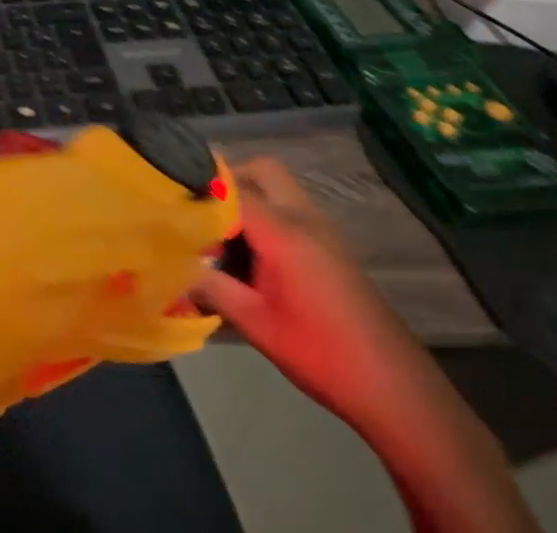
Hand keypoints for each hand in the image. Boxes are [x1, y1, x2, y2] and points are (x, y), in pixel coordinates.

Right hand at [191, 157, 438, 431]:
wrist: (393, 386)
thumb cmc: (320, 353)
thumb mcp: (254, 322)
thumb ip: (210, 287)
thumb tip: (169, 267)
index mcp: (285, 233)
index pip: (231, 188)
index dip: (196, 190)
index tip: (163, 201)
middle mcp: (305, 220)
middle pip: (261, 171)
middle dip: (226, 182)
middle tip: (196, 214)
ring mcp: (323, 233)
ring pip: (277, 191)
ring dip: (244, 202)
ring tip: (213, 241)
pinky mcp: (330, 250)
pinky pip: (289, 214)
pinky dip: (262, 221)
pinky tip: (245, 262)